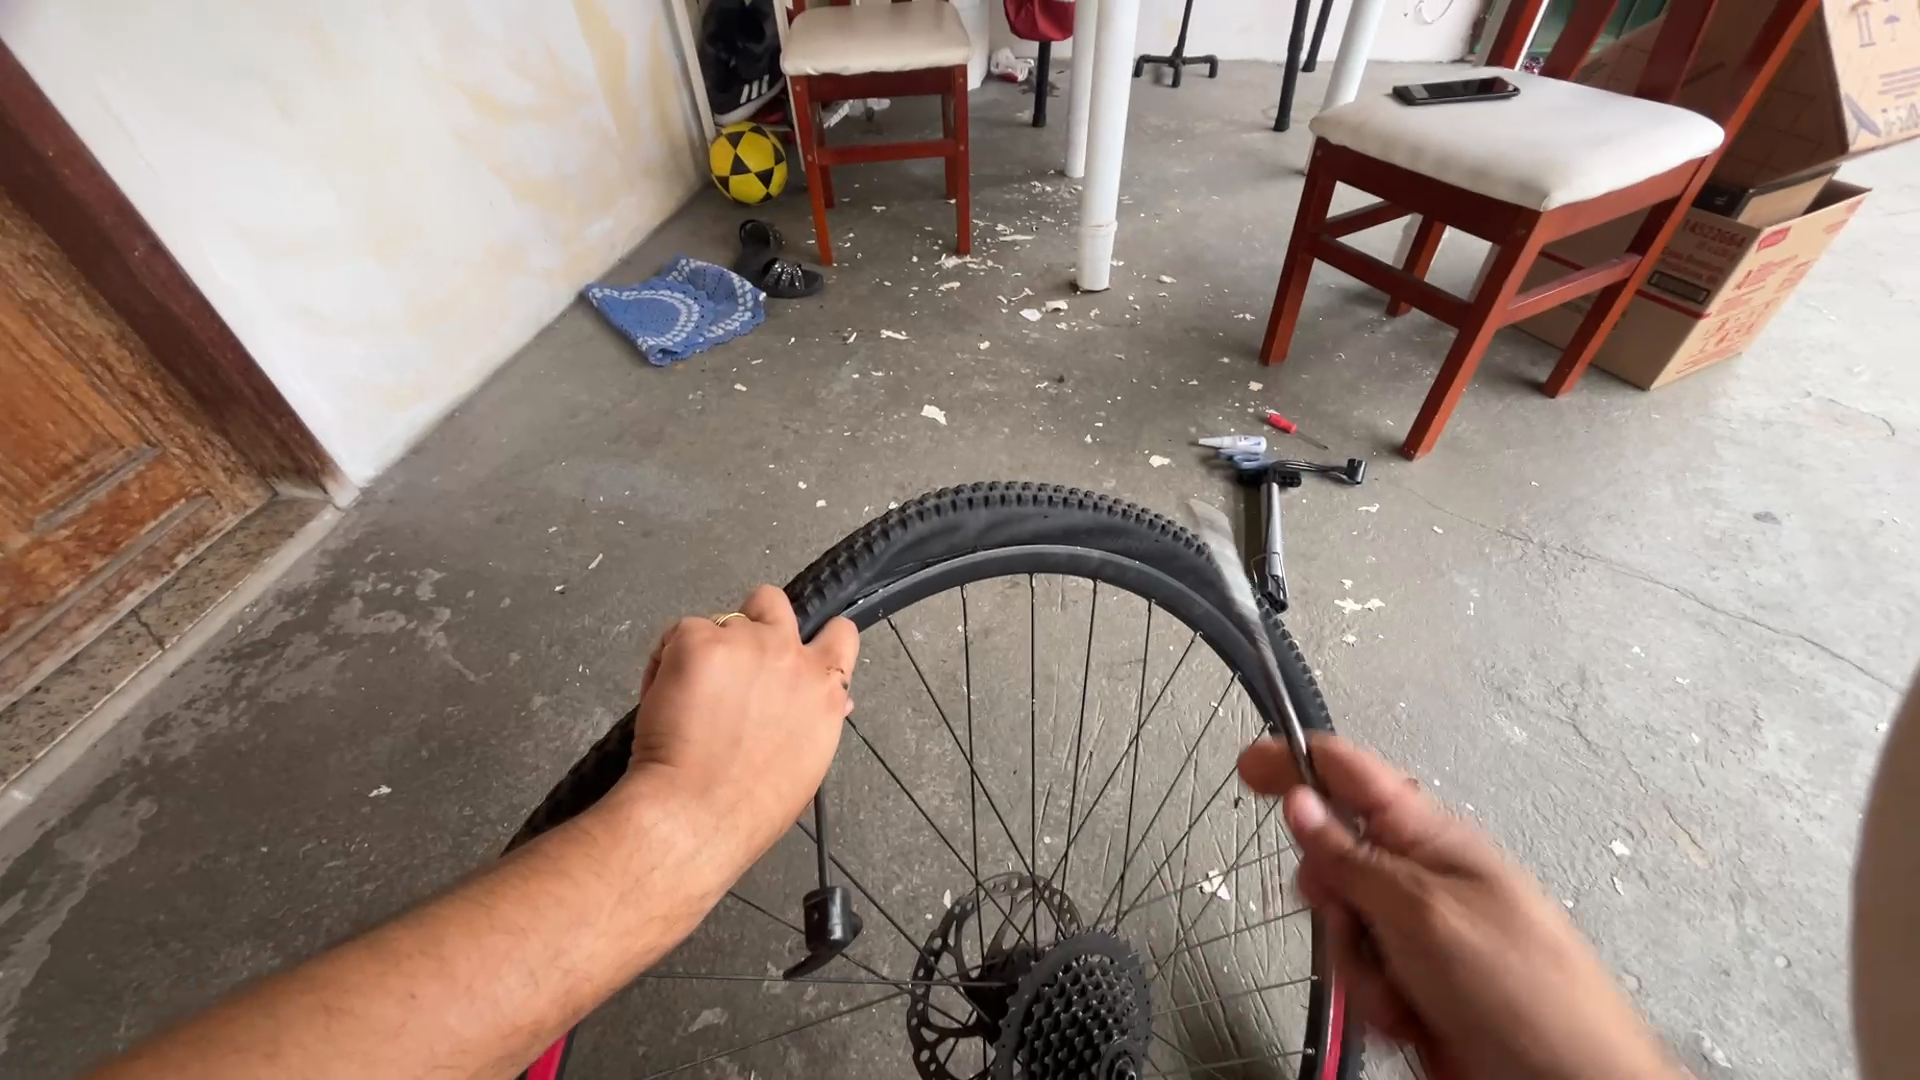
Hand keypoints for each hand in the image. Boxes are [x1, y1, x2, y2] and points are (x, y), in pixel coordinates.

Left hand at [624, 585, 858, 883]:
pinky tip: (664, 697)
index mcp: (825, 688)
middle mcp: (790, 655)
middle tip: (732, 661)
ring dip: (709, 644)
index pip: (841, 633)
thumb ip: (817, 717)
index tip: (798, 648)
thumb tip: (832, 702)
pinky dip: (668, 659)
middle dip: (755, 620)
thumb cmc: (751, 807)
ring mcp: (745, 642)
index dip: (819, 634)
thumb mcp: (807, 762)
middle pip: (774, 602)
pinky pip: (681, 633)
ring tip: (690, 691)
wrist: (695, 814)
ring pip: (722, 618)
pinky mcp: (698, 640)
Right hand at [1239, 735, 1684, 1079]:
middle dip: (1326, 893)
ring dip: (1353, 959)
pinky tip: (1408, 1014)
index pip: (1345, 771)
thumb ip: (1351, 856)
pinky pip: (1354, 966)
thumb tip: (1298, 800)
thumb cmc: (1525, 994)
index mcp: (1427, 834)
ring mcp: (1410, 927)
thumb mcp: (1422, 912)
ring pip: (1335, 917)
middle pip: (1327, 851)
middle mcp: (1414, 873)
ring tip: (1399, 989)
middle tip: (1347, 917)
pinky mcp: (1408, 975)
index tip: (1247, 765)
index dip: (1293, 759)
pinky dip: (1369, 995)